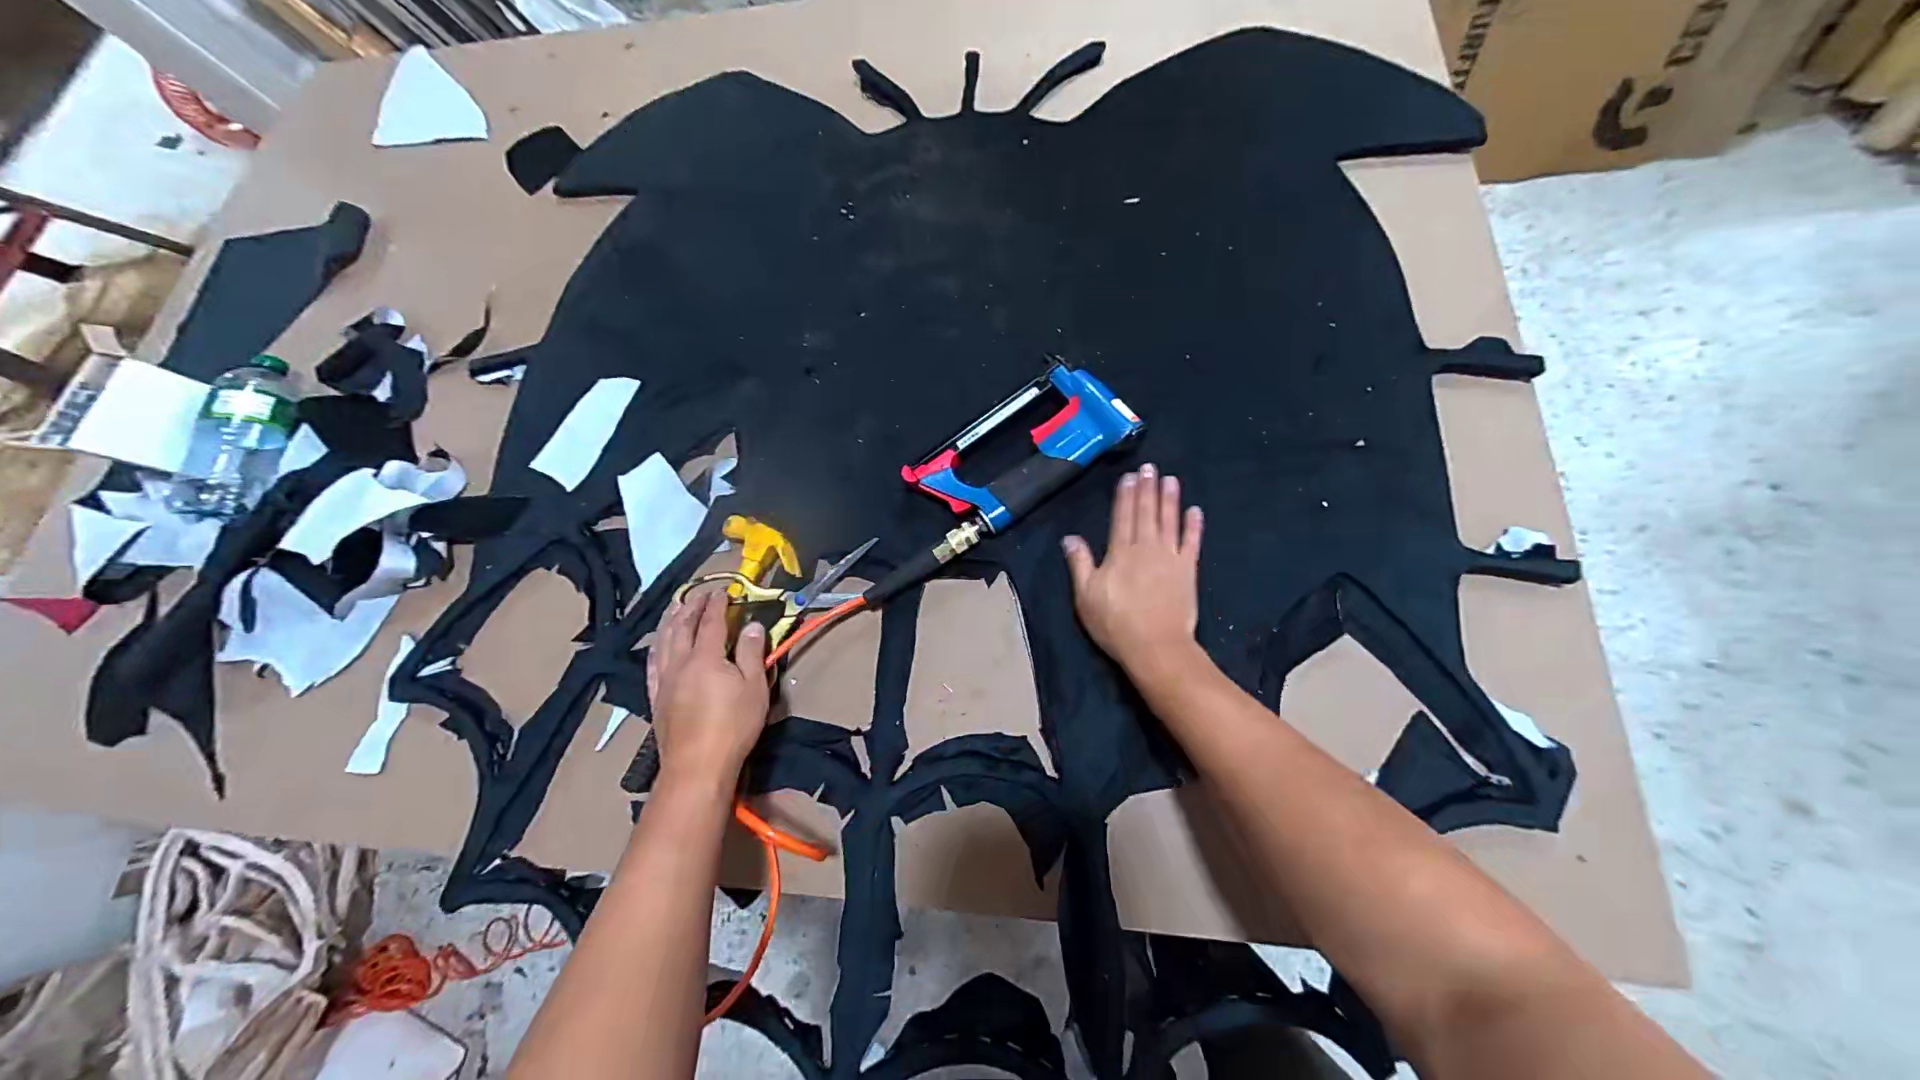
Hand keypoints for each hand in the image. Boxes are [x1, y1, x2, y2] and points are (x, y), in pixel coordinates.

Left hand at [645, 587, 770, 787]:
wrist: (697, 766)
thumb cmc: (733, 725)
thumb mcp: (754, 687)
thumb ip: (752, 653)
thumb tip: (752, 626)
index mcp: (706, 657)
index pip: (711, 622)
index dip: (717, 604)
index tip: (723, 592)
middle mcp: (680, 663)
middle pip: (682, 627)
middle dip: (691, 607)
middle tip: (700, 596)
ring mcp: (664, 680)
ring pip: (663, 641)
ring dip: (670, 621)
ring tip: (675, 609)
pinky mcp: (656, 697)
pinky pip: (652, 663)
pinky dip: (656, 647)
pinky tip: (657, 645)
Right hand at [1062, 463, 1203, 676]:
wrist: (1155, 646)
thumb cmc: (1115, 623)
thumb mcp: (1085, 596)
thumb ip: (1080, 563)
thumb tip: (1070, 538)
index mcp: (1120, 553)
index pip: (1122, 517)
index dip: (1125, 495)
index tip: (1129, 477)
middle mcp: (1146, 548)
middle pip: (1146, 513)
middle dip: (1147, 489)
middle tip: (1150, 468)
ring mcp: (1170, 558)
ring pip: (1169, 521)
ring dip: (1169, 499)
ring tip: (1170, 479)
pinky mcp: (1188, 571)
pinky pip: (1193, 543)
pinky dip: (1194, 526)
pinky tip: (1195, 511)